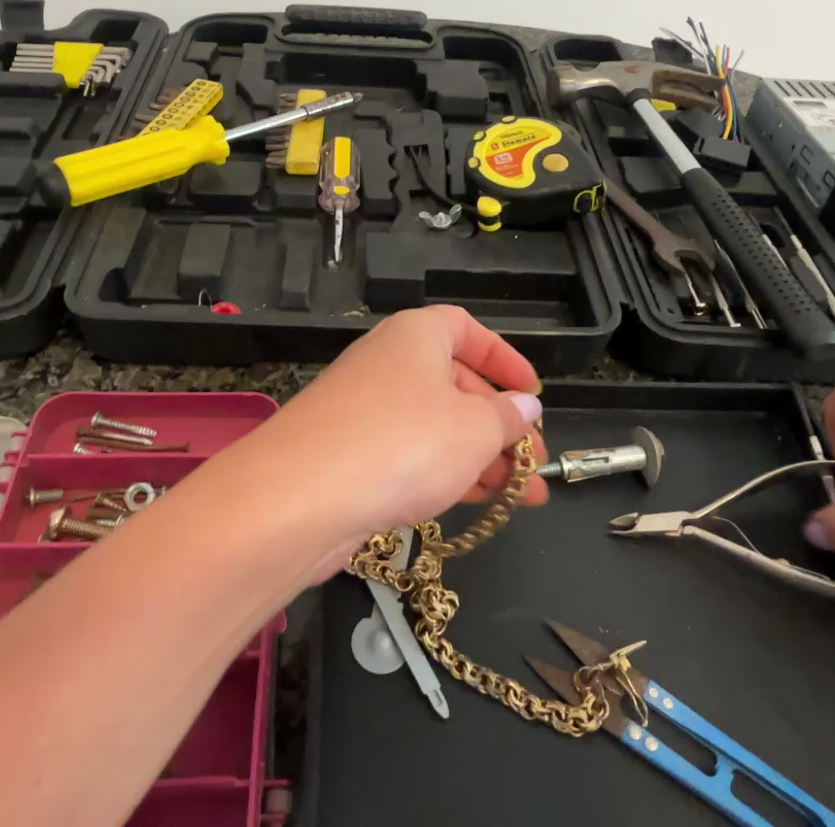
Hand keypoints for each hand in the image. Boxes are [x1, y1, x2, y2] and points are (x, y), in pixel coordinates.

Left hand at [238, 306, 546, 544]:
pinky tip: (476, 505)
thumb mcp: (474, 428)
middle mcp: (387, 365)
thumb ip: (508, 417)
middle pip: (455, 385)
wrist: (300, 498)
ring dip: (481, 460)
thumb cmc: (402, 444)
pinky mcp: (350, 457)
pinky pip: (409, 458)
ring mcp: (364, 412)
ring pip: (435, 428)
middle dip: (500, 426)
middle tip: (534, 465)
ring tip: (522, 499)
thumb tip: (525, 406)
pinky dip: (445, 476)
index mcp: (416, 336)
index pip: (467, 329)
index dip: (504, 358)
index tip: (532, 393)